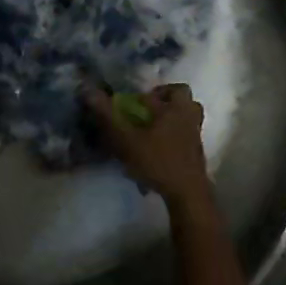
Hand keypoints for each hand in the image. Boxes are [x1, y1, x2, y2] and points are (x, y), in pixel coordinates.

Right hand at [84, 83, 210, 205]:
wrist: (188, 193)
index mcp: (173, 107)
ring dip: (172, 113)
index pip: (153, 93)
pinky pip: (187, 130)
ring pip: (188, 113)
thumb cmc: (157, 162)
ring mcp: (195, 133)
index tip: (125, 104)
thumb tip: (88, 90)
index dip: (136, 96)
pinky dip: (176, 131)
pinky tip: (161, 145)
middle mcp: (187, 115)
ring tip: (153, 125)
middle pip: (180, 95)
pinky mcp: (197, 150)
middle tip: (145, 109)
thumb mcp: (127, 140)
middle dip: (163, 97)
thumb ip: (107, 116)